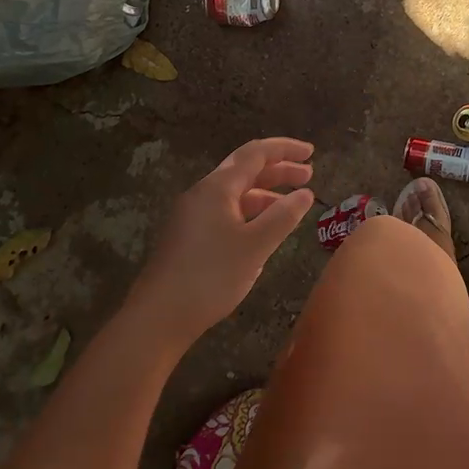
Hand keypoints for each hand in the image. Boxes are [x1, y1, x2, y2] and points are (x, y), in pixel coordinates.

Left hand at [130, 137, 315, 335]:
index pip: (255, 154)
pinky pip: (226, 212)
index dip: (285, 149)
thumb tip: (306, 193)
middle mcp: (203, 194)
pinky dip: (251, 212)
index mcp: (217, 188)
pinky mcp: (189, 237)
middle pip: (245, 170)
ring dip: (266, 193)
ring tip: (291, 205)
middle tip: (308, 175)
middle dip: (278, 170)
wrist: (157, 318)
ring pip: (236, 193)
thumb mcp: (255, 246)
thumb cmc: (210, 276)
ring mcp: (193, 216)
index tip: (311, 152)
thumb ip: (283, 216)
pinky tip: (263, 230)